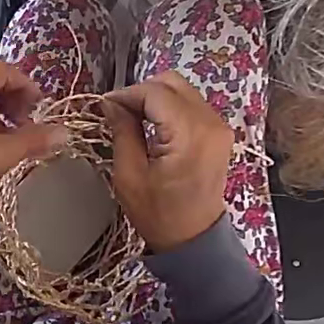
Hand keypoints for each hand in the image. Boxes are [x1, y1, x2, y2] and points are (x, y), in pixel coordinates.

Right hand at [104, 72, 232, 251]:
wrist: (194, 240)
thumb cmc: (158, 214)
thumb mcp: (130, 175)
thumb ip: (123, 131)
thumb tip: (111, 103)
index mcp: (190, 133)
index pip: (155, 92)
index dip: (126, 94)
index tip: (105, 107)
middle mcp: (210, 122)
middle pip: (172, 83)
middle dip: (142, 91)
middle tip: (119, 112)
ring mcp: (219, 126)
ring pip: (182, 90)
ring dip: (155, 98)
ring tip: (133, 119)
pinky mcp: (219, 133)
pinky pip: (191, 105)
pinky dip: (169, 107)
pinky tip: (152, 125)